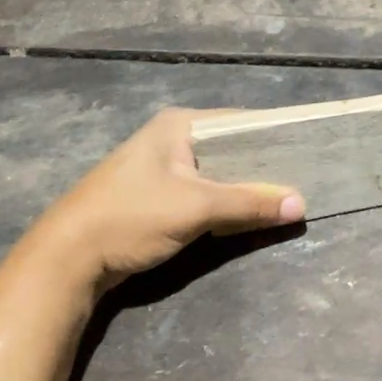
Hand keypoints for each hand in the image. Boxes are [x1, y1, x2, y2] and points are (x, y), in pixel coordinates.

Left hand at [31, 108, 304, 286]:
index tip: (314, 149)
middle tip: (308, 179)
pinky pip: (208, 194)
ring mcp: (165, 169)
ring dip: (249, 189)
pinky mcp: (161, 197)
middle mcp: (174, 139)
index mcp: (180, 126)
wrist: (67, 258)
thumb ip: (249, 204)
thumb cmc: (131, 217)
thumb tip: (300, 204)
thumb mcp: (196, 208)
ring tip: (289, 198)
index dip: (278, 135)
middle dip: (267, 167)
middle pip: (234, 149)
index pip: (242, 122)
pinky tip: (253, 215)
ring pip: (222, 174)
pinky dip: (230, 204)